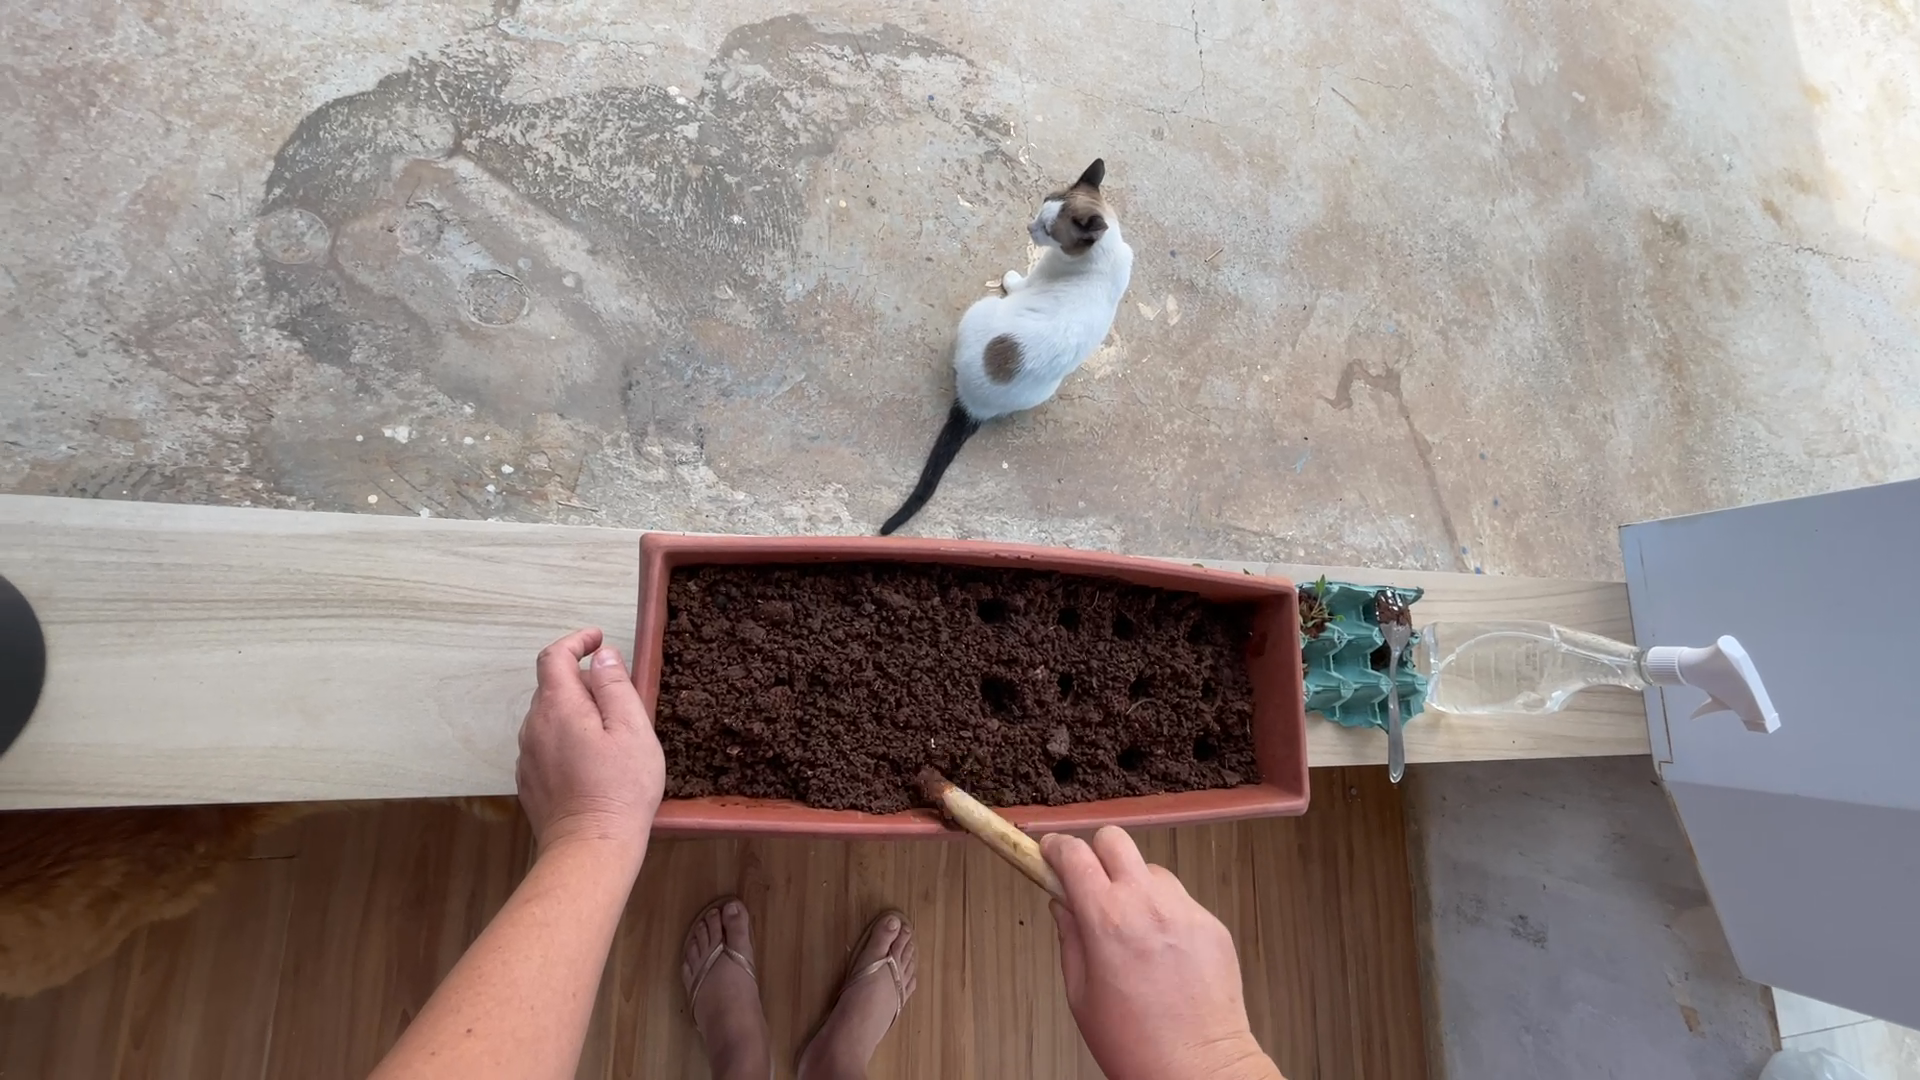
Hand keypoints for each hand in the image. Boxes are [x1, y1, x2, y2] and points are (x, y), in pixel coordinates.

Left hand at [516, 628, 664, 872]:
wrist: (590, 847)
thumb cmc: (621, 785)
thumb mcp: (632, 728)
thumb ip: (615, 686)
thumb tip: (603, 656)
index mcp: (558, 708)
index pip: (554, 657)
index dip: (576, 641)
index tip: (599, 638)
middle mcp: (533, 727)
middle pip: (551, 686)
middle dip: (582, 677)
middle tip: (620, 689)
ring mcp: (527, 756)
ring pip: (549, 716)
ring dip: (576, 708)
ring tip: (612, 726)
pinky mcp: (530, 780)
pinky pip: (547, 742)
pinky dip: (568, 733)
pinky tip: (594, 755)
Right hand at [1042, 827, 1282, 1079]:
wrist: (1201, 1075)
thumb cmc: (1135, 1045)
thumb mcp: (1081, 994)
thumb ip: (1069, 938)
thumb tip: (1062, 903)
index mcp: (1107, 919)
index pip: (1074, 854)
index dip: (1057, 847)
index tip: (1050, 852)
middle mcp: (1146, 902)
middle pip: (1114, 839)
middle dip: (1096, 852)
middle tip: (1092, 882)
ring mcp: (1184, 909)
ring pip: (1149, 869)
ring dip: (1135, 885)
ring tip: (1134, 928)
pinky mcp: (1211, 923)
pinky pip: (1179, 899)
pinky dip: (1165, 912)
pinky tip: (1164, 950)